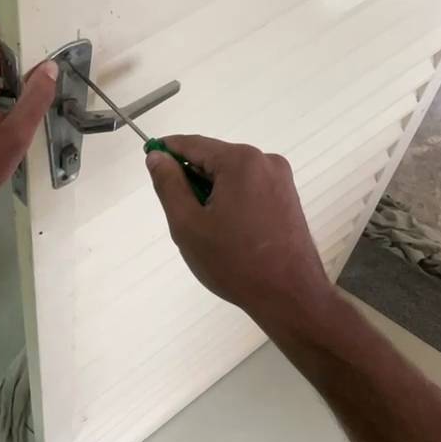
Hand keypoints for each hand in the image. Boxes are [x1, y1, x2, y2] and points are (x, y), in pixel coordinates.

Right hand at [147, 135, 335, 319]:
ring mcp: (280, 179)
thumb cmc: (234, 262)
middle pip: (213, 158)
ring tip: (208, 231)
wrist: (290, 298)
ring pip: (230, 175)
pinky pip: (248, 187)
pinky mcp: (287, 197)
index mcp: (240, 161)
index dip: (166, 152)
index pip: (192, 144)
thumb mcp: (188, 224)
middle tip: (183, 216)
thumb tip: (157, 156)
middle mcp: (265, 160)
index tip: (150, 164)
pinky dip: (230, 200)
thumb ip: (169, 184)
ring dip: (211, 193)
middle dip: (191, 180)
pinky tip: (228, 231)